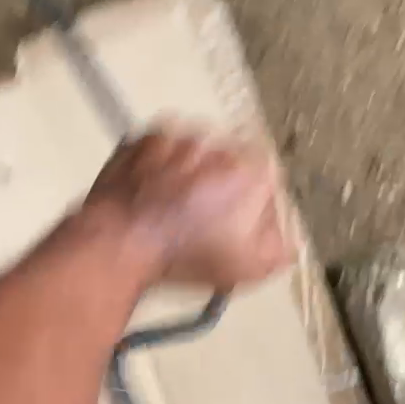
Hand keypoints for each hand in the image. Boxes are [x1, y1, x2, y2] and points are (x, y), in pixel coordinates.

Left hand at [84, 128, 291, 288]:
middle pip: (227, 166)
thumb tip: (285, 240)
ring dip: (184, 175)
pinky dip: (154, 168)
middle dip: (215, 190)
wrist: (119, 240)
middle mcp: (220, 141)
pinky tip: (146, 194)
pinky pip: (156, 151)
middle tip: (195, 222)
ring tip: (167, 209)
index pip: (265, 184)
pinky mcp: (141, 137)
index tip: (232, 230)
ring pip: (190, 156)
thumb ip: (278, 249)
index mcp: (254, 168)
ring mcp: (178, 135)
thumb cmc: (185, 255)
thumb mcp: (247, 268)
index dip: (250, 211)